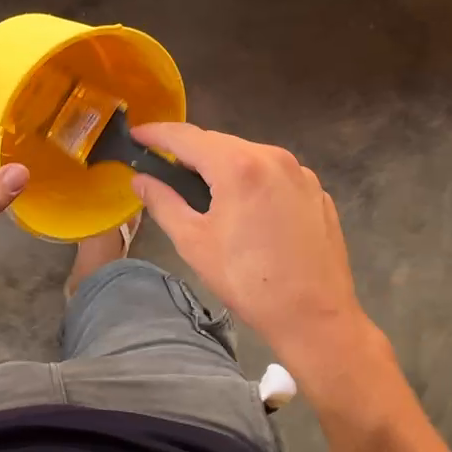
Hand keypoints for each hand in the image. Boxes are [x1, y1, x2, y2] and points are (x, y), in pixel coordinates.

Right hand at [129, 123, 373, 375]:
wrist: (316, 318)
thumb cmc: (248, 281)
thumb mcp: (193, 242)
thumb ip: (163, 202)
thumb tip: (140, 179)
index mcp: (238, 166)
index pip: (186, 136)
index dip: (155, 133)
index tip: (135, 134)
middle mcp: (272, 157)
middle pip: (218, 142)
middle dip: (188, 150)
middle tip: (162, 165)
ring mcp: (300, 172)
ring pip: (247, 155)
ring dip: (220, 164)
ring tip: (201, 189)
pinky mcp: (316, 191)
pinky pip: (272, 173)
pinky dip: (250, 178)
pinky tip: (244, 207)